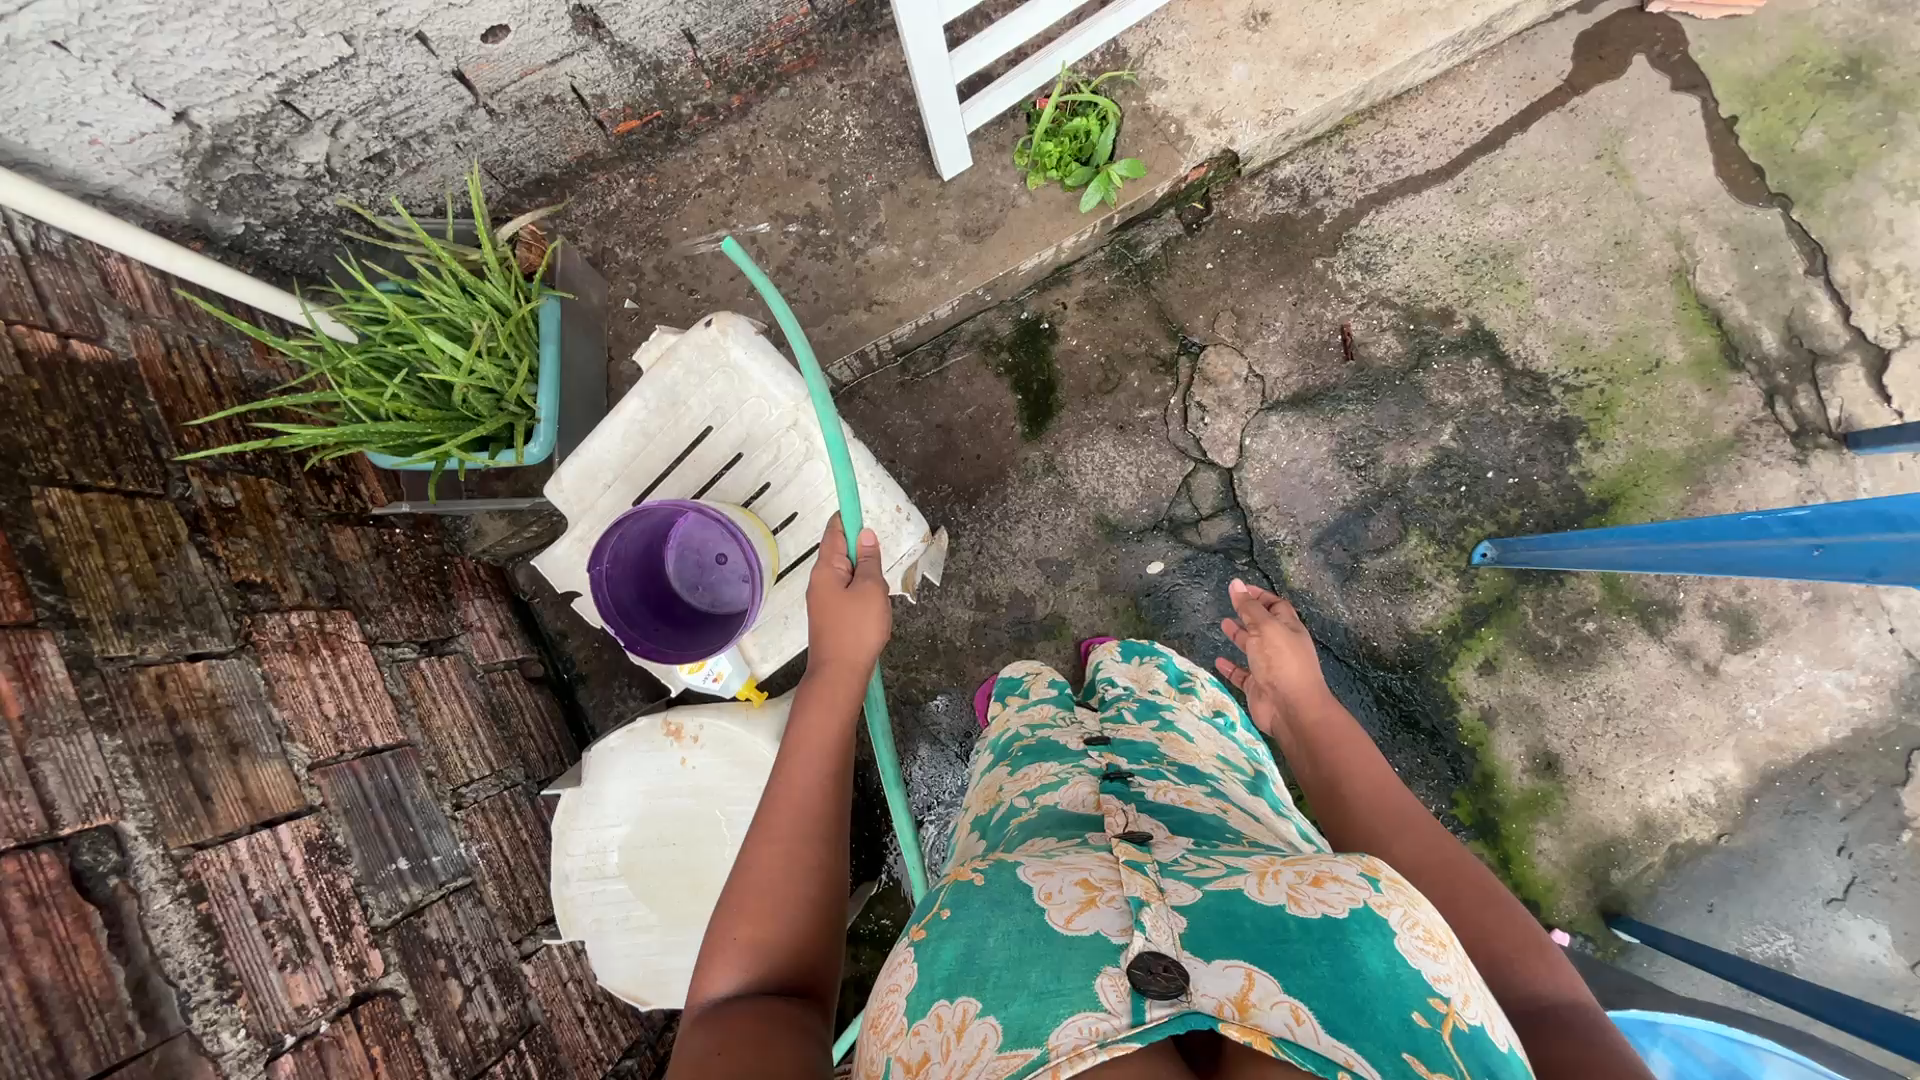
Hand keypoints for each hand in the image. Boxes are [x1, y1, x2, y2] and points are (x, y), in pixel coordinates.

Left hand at [805, 514, 891, 684]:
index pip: (834, 532)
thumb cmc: (857, 629)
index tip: (862, 510)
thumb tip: (866, 535)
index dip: (848, 519)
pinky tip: (874, 607)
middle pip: (840, 553)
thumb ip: (870, 561)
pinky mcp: (830, 616)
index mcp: (826, 569)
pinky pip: (847, 593)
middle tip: (881, 564)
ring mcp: (823, 600)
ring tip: (880, 594)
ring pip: (846, 575)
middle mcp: (819, 581)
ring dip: (865, 577)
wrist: (840, 673)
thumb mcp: (871, 589)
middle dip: (862, 553)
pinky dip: (862, 593)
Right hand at [1215, 579, 1335, 734]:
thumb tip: (1236, 583)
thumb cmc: (1281, 662)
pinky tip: (1218, 661)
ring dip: (1239, 636)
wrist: (1291, 708)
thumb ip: (1249, 607)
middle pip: (1264, 625)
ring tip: (1223, 625)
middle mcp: (1280, 646)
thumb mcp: (1265, 628)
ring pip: (1252, 648)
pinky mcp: (1257, 686)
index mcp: (1288, 629)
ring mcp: (1269, 667)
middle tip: (1230, 604)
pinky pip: (1241, 673)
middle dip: (1248, 614)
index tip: (1240, 588)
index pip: (1275, 606)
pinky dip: (1230, 667)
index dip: (1259, 596)